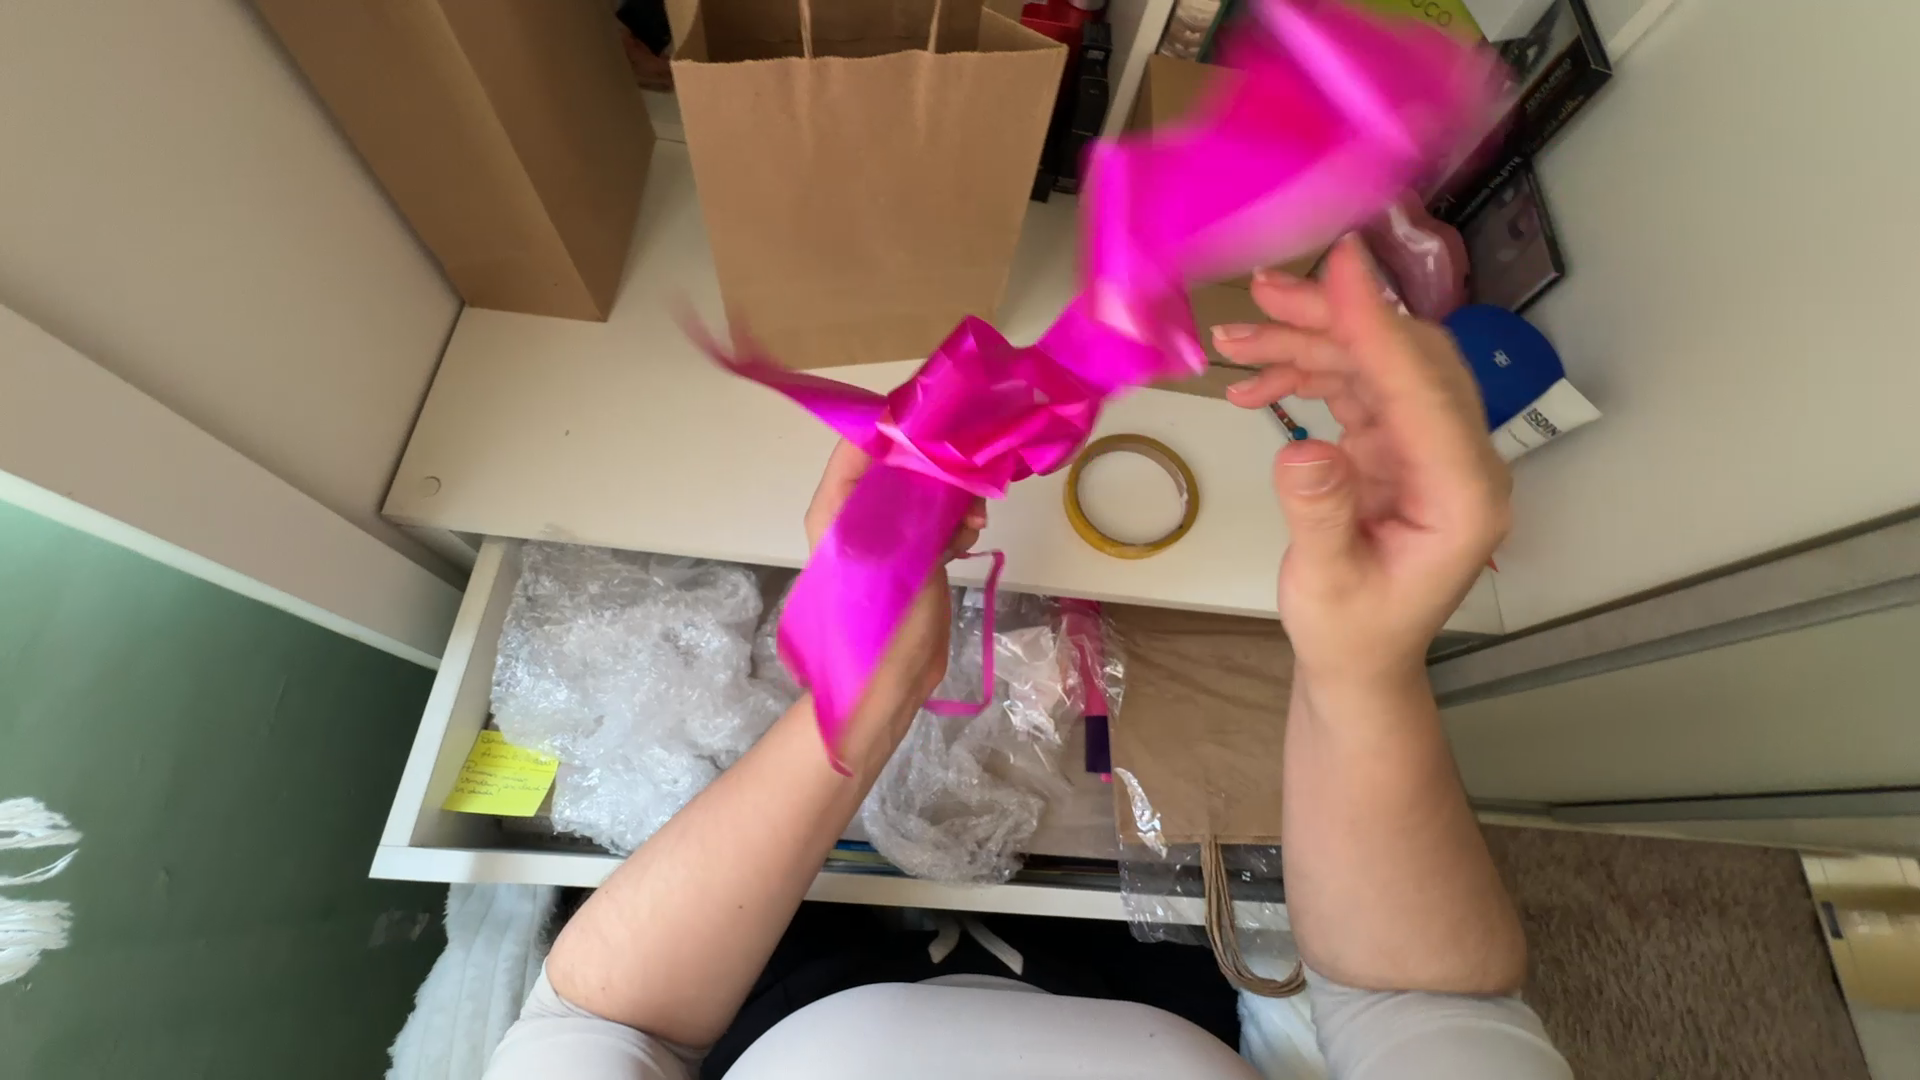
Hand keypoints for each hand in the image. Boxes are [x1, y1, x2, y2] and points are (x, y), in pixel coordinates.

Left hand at [803, 441, 986, 768]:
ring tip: (974, 517)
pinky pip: (935, 523)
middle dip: (937, 463)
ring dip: (953, 496)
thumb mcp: (892, 551)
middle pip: (898, 465)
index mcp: (835, 507)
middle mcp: (857, 515)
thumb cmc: (878, 621)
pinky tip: (970, 536)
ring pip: (923, 493)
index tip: (944, 410)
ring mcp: (887, 537)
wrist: (888, 686)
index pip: (860, 443)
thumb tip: (940, 455)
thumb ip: (910, 498)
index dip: (897, 421)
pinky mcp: (912, 558)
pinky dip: (955, 523)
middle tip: (970, 472)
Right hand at [1211, 237, 1510, 690]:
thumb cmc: (1350, 631)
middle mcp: (1454, 457)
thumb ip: (1320, 514)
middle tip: (1260, 296)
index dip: (1377, 324)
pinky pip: (1354, 393)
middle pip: (1404, 360)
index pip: (1422, 389)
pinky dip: (1304, 379)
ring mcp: (1425, 450)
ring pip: (1374, 367)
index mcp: (1461, 491)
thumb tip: (1300, 447)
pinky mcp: (1394, 450)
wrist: (1358, 656)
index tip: (1339, 264)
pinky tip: (1255, 387)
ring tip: (1237, 339)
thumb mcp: (1328, 583)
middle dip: (1333, 319)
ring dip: (1308, 344)